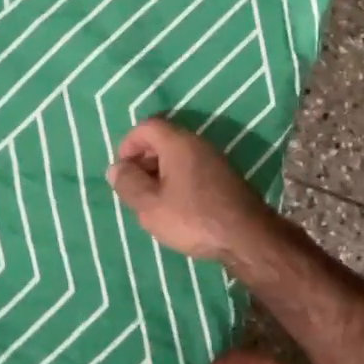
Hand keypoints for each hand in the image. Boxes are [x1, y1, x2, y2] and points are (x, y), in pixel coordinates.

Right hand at [107, 117, 278, 262]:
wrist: (247, 237)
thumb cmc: (193, 218)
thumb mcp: (150, 206)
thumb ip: (129, 184)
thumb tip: (116, 168)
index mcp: (178, 143)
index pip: (147, 126)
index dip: (128, 145)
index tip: (123, 172)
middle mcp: (198, 143)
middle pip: (163, 138)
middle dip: (143, 159)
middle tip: (135, 189)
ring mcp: (215, 159)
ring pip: (178, 155)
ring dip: (160, 172)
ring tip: (153, 202)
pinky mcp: (225, 177)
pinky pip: (192, 168)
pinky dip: (178, 180)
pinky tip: (177, 207)